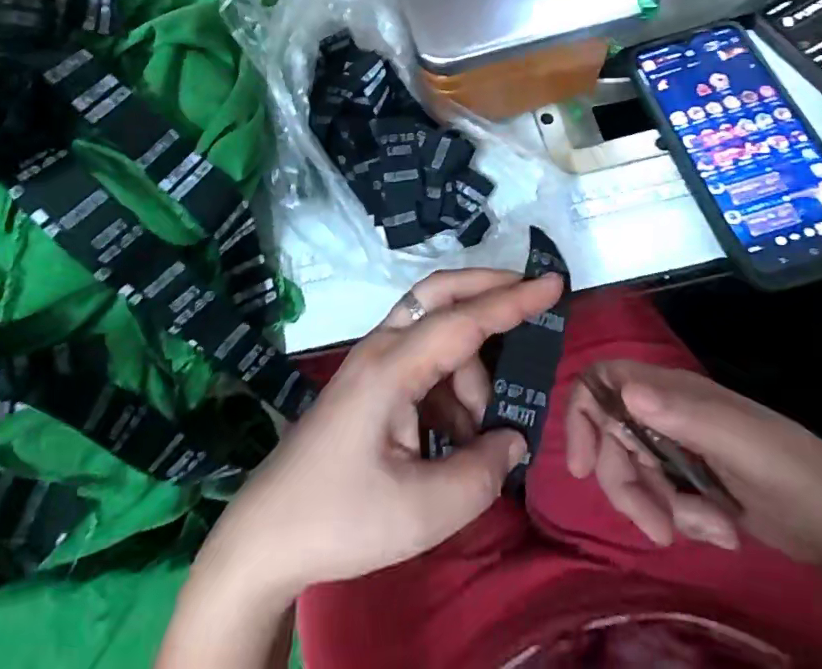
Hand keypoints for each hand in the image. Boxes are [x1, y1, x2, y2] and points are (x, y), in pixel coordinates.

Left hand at [199, 269, 563, 600]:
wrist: (267, 538)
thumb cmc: (342, 520)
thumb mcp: (425, 509)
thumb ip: (482, 471)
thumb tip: (512, 439)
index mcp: (391, 369)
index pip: (463, 321)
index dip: (513, 302)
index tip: (555, 283)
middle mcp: (379, 352)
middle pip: (439, 298)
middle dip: (488, 292)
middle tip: (534, 302)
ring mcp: (370, 368)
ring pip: (435, 338)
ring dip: (470, 371)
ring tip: (477, 436)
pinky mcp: (368, 388)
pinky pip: (422, 367)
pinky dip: (450, 390)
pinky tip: (454, 441)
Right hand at [565, 360, 821, 571]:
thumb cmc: (796, 474)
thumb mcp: (740, 444)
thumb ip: (682, 415)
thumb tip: (623, 390)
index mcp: (672, 391)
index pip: (602, 383)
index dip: (581, 415)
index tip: (582, 466)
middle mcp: (667, 413)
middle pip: (610, 440)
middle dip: (626, 486)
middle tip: (657, 524)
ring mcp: (679, 448)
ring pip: (632, 474)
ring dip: (658, 509)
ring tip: (708, 531)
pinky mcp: (691, 482)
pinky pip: (658, 498)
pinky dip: (679, 519)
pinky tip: (720, 531)